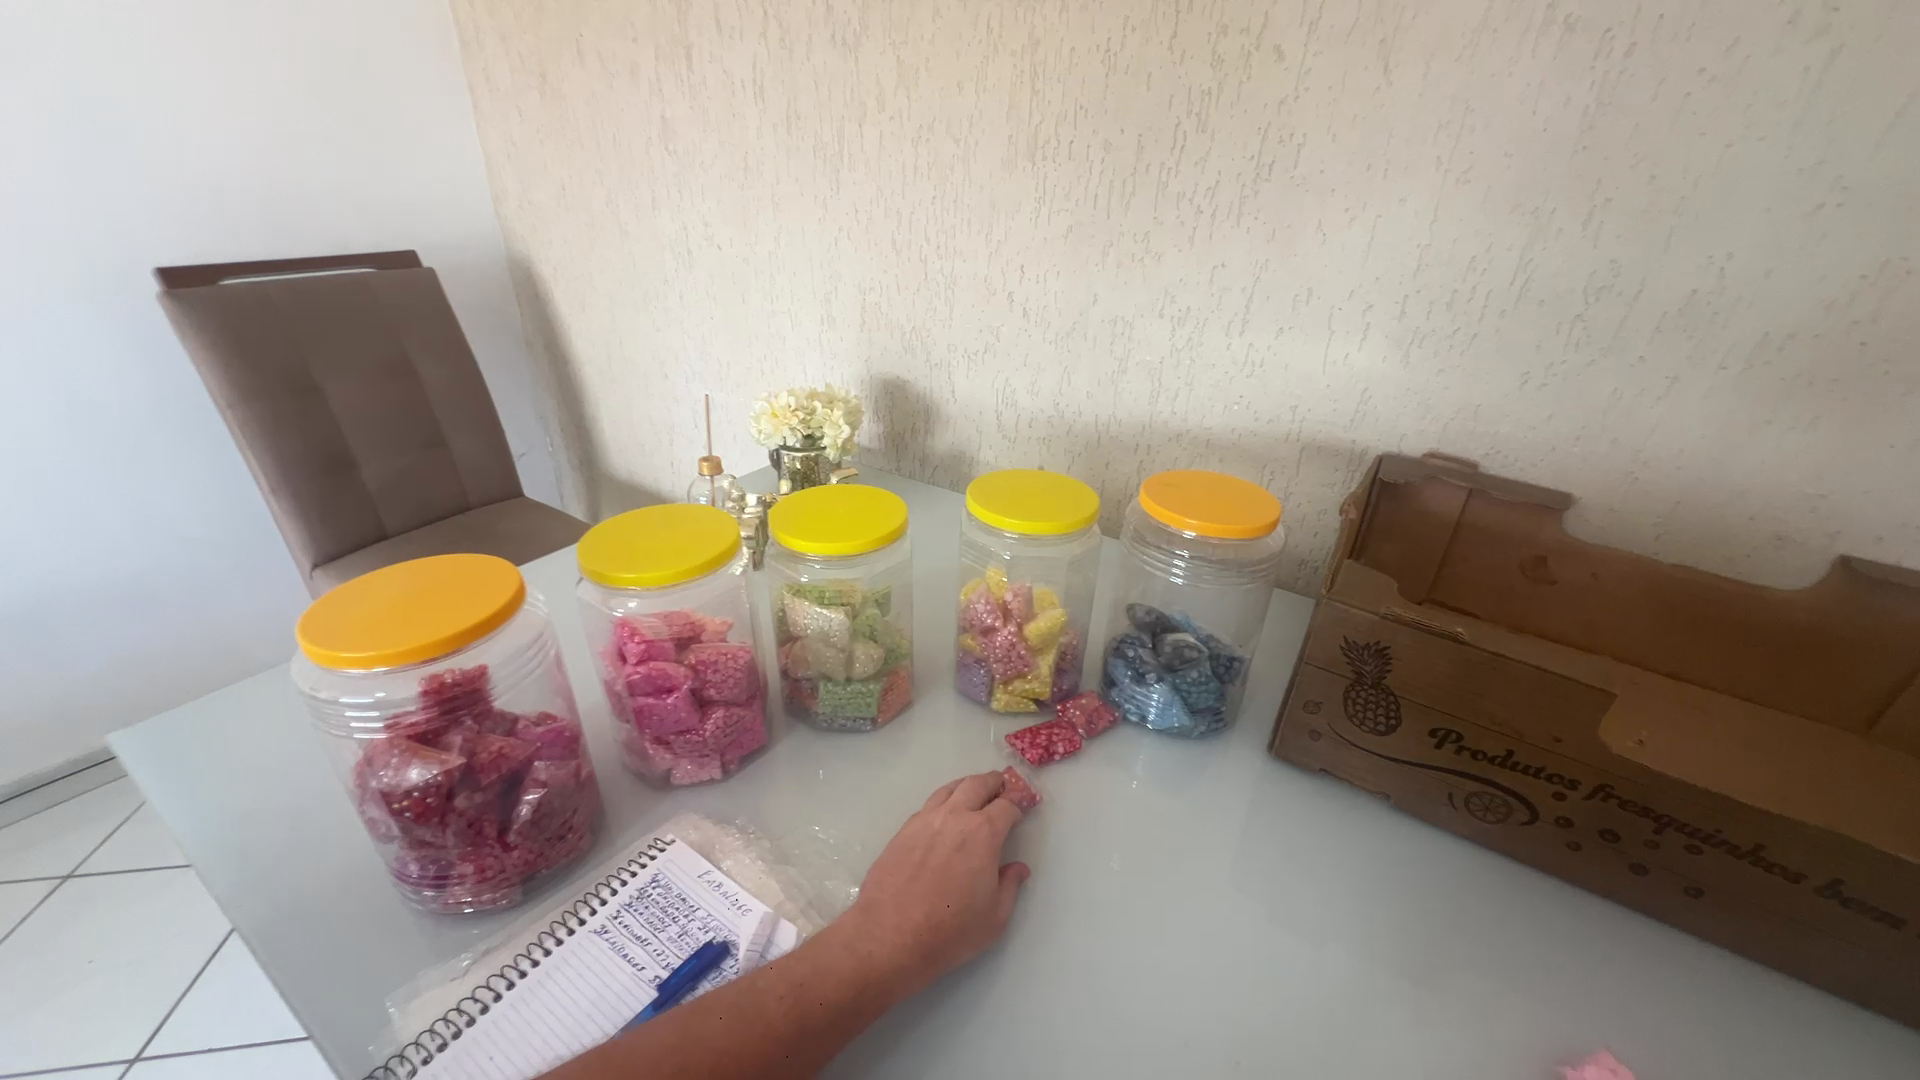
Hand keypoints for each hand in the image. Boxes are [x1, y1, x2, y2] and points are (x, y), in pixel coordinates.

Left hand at [839, 771, 1030, 997]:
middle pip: (977, 785)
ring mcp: (925, 820)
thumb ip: (1010, 886)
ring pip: (950, 789)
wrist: (891, 936)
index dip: (1019, 802)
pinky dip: (944, 801)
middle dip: (994, 782)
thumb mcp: (994, 917)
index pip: (1006, 805)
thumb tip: (1018, 868)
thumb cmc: (950, 931)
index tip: (1024, 804)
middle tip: (1002, 786)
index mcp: (983, 833)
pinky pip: (929, 804)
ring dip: (967, 786)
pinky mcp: (903, 830)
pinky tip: (945, 814)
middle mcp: (954, 817)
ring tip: (974, 791)